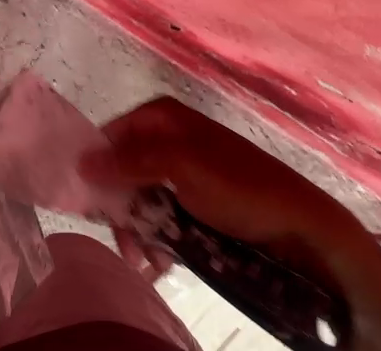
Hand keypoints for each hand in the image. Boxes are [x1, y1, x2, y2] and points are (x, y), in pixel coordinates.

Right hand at [81, 98, 372, 264]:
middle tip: (127, 246)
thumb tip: (81, 162)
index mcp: (161, 117)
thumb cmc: (240, 187)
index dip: (97, 169)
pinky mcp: (194, 201)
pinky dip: (157, 239)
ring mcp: (181, 171)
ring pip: (139, 199)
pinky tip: (162, 263)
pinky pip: (161, 217)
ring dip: (138, 233)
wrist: (300, 226)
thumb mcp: (182, 167)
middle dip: (121, 211)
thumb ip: (130, 162)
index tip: (91, 206)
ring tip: (148, 263)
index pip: (110, 136)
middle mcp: (166, 139)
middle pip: (121, 171)